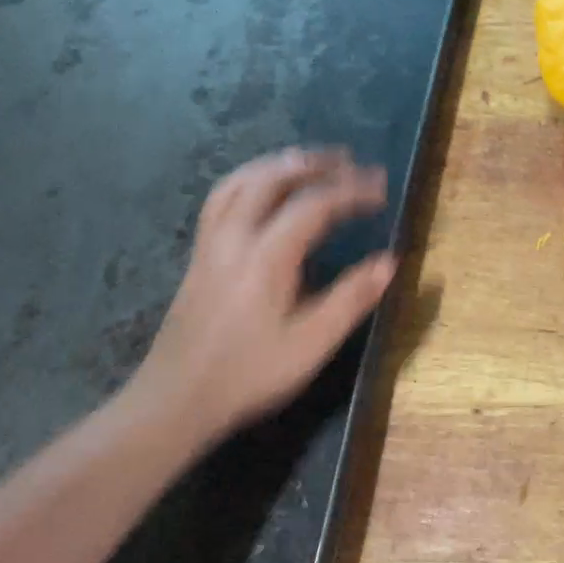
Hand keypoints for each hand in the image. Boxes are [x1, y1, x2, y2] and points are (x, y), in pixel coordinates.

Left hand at [130, 148, 397, 440]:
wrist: (174, 401)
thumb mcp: (311, 343)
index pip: (313, 205)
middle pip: (270, 180)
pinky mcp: (199, 259)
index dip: (351, 190)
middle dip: (312, 164)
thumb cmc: (249, 373)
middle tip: (347, 161)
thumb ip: (351, 298)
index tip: (382, 188)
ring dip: (276, 165)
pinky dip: (249, 182)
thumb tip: (389, 261)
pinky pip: (221, 200)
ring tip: (306, 162)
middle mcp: (234, 239)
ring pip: (238, 184)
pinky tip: (263, 195)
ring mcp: (210, 246)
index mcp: (266, 257)